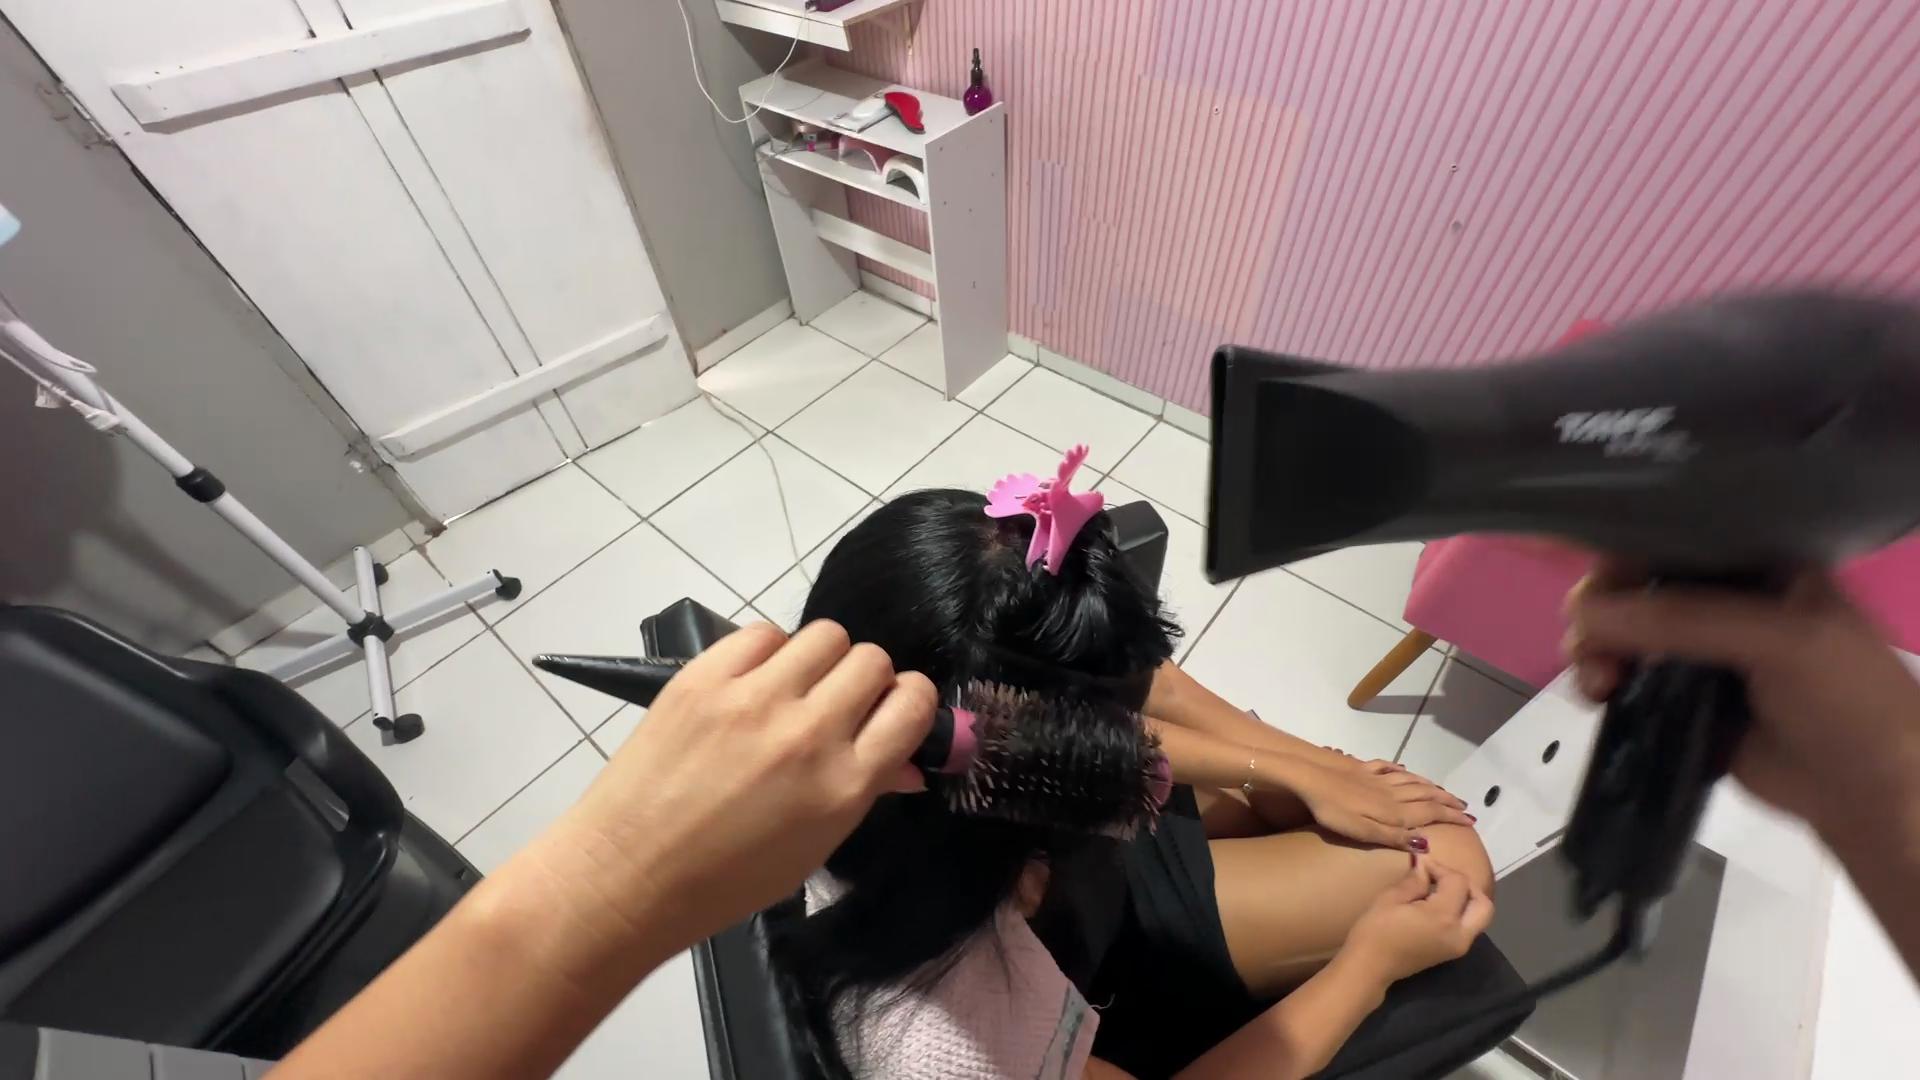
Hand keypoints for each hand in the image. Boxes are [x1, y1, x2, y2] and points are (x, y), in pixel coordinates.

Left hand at [530, 621, 935, 956]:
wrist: (624, 877)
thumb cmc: (728, 879)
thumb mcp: (815, 847)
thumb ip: (868, 789)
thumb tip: (910, 760)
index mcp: (844, 785)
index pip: (912, 702)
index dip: (909, 699)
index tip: (890, 708)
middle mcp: (809, 733)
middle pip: (872, 659)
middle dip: (865, 679)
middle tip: (836, 703)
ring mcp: (754, 699)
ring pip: (826, 634)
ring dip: (820, 660)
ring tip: (792, 688)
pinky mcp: (705, 677)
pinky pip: (764, 633)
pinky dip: (767, 652)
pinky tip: (750, 682)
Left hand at [1286, 758, 1473, 851]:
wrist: (1308, 778)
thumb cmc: (1333, 810)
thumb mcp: (1363, 832)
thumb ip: (1393, 837)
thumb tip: (1426, 844)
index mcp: (1393, 810)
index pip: (1429, 813)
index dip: (1450, 817)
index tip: (1470, 821)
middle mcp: (1389, 792)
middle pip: (1424, 795)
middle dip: (1446, 801)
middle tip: (1464, 805)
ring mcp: (1373, 777)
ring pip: (1409, 780)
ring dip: (1429, 785)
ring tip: (1442, 790)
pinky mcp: (1358, 768)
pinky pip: (1386, 767)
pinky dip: (1399, 769)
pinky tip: (1403, 768)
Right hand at [1342, 858, 1493, 984]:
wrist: (1373, 964)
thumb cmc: (1377, 929)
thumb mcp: (1391, 898)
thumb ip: (1413, 881)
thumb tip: (1423, 864)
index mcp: (1443, 917)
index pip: (1458, 883)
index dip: (1440, 868)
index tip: (1420, 863)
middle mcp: (1460, 933)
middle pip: (1483, 904)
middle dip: (1466, 885)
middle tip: (1441, 876)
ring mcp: (1460, 945)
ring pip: (1480, 917)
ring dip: (1466, 898)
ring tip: (1438, 888)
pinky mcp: (1454, 951)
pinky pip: (1469, 926)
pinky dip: (1460, 911)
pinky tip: (1436, 904)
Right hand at [1565, 562, 1919, 834]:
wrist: (1872, 798)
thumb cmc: (1851, 705)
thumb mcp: (1784, 643)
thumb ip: (1684, 620)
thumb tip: (1582, 612)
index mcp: (1755, 571)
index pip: (1668, 545)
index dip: (1621, 561)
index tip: (1596, 595)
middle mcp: (1717, 601)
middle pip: (1627, 588)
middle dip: (1596, 616)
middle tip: (1591, 648)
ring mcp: (1690, 648)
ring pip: (1609, 630)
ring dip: (1589, 652)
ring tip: (1599, 685)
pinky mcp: (1669, 689)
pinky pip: (1612, 670)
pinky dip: (1593, 679)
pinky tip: (1598, 697)